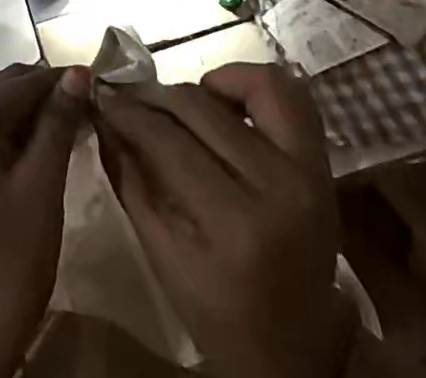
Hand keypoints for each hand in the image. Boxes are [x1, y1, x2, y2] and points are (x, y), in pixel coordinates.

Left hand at [0, 63, 89, 377]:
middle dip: (50, 96)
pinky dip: (21, 141)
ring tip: (82, 128)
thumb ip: (58, 123)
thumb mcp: (41, 185)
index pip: (23, 81)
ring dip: (38, 119)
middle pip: (6, 93)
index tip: (105, 83)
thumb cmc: (6, 258)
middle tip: (96, 108)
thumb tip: (76, 73)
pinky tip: (52, 153)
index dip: (64, 79)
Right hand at [93, 64, 348, 377]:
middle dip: (155, 96)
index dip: (128, 113)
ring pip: (255, 85)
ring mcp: (310, 168)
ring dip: (207, 83)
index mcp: (235, 224)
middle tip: (130, 98)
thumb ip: (129, 177)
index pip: (168, 141)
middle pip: (202, 108)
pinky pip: (290, 94)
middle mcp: (279, 186)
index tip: (102, 98)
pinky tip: (222, 104)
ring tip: (182, 104)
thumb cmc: (220, 310)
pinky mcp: (324, 160)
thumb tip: (103, 117)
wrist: (300, 341)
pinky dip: (251, 85)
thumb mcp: (161, 253)